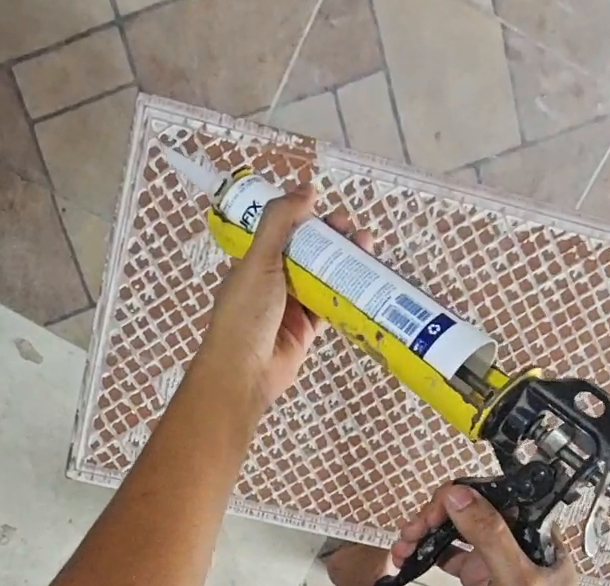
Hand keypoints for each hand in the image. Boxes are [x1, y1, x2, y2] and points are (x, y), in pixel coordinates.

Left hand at [192, 189, 371, 408]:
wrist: (243, 373)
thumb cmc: (245, 314)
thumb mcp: (258, 260)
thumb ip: (280, 222)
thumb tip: (307, 188)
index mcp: (253, 263)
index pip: (280, 231)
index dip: (302, 218)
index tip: (324, 207)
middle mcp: (271, 282)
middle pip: (305, 252)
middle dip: (329, 237)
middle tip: (351, 227)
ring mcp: (289, 307)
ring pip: (321, 277)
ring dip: (342, 261)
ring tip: (365, 245)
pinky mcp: (306, 330)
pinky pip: (329, 306)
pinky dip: (346, 293)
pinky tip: (366, 278)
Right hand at [392, 486, 582, 585]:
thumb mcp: (514, 581)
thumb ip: (489, 536)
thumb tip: (457, 495)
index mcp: (531, 529)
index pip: (490, 496)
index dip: (455, 500)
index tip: (430, 519)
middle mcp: (513, 537)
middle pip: (466, 511)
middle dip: (432, 519)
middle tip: (408, 536)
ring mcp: (494, 556)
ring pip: (453, 531)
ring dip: (425, 535)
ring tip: (401, 550)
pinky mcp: (479, 575)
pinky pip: (449, 554)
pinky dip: (427, 554)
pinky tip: (410, 561)